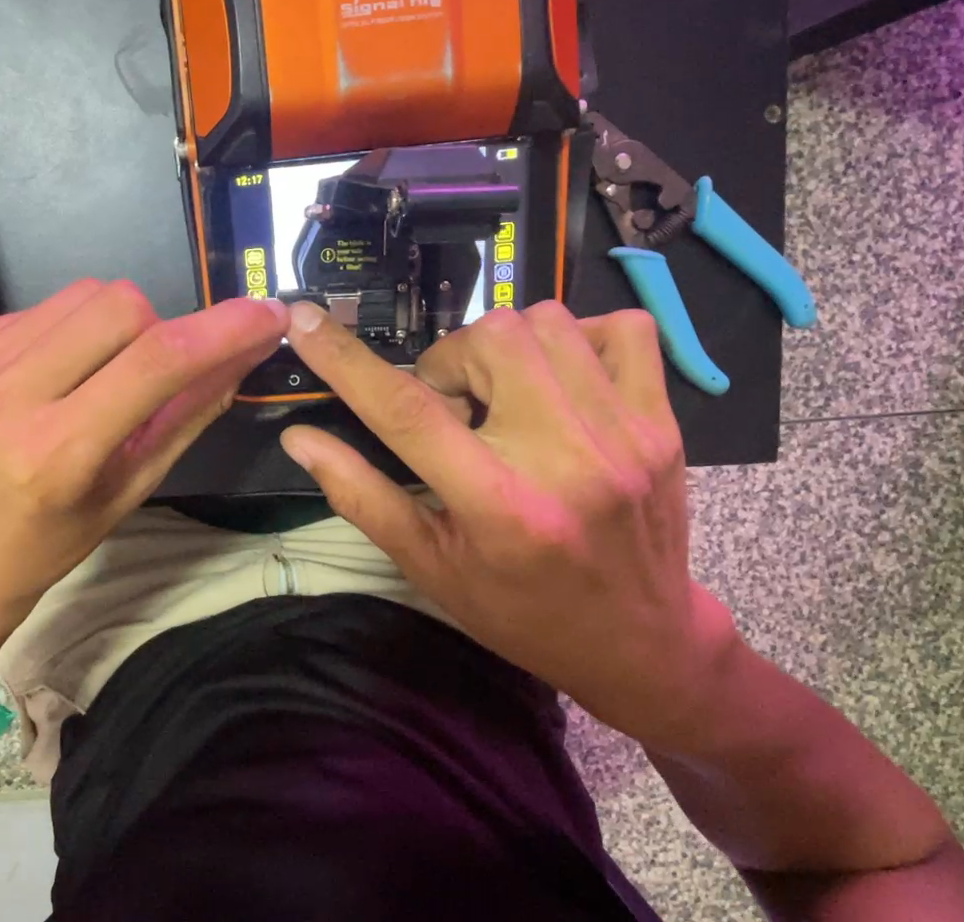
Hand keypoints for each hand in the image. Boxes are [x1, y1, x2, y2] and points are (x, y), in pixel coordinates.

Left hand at [0, 279, 287, 645]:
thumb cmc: (52, 541)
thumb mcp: (133, 487)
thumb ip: (191, 411)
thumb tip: (247, 347)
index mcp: (56, 454)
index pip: (156, 362)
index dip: (221, 329)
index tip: (266, 314)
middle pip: (116, 304)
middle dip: (153, 328)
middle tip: (144, 375)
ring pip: (74, 297)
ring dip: (103, 330)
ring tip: (86, 381)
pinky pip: (30, 311)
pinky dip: (56, 337)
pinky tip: (40, 382)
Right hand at [279, 300, 741, 750]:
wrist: (642, 642)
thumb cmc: (520, 611)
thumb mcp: (430, 567)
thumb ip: (363, 497)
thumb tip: (300, 437)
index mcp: (497, 505)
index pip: (406, 411)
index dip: (344, 359)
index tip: (303, 320)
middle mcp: (564, 458)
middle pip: (485, 341)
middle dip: (450, 361)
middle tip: (456, 408)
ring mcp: (623, 433)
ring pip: (544, 322)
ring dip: (505, 347)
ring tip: (505, 396)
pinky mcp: (663, 420)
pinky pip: (620, 327)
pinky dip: (577, 337)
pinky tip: (561, 379)